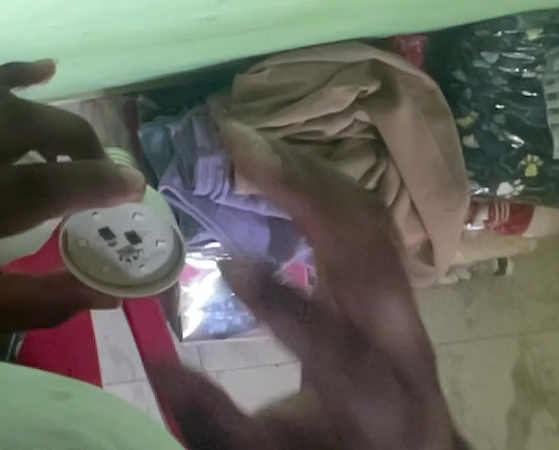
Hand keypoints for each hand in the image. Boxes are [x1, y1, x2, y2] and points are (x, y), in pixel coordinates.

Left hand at [0, 60, 145, 346]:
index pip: (35, 187)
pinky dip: (6, 77)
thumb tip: (107, 286)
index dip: (91, 183)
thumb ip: (41, 301)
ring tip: (74, 142)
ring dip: (45, 113)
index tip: (132, 187)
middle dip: (75, 140)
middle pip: (20, 126)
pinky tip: (41, 71)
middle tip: (105, 167)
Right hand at [148, 121, 468, 449]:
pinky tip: (276, 160)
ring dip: (307, 173)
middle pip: (367, 254)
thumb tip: (156, 363)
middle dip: (301, 191)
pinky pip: (363, 215)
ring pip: (367, 220)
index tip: (227, 265)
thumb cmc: (330, 447)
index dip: (283, 302)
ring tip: (245, 139)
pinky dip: (320, 179)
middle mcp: (399, 340)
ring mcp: (401, 303)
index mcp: (374, 395)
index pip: (334, 345)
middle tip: (234, 145)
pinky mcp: (389, 278)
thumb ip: (215, 419)